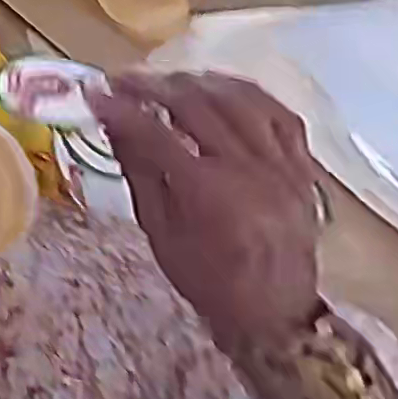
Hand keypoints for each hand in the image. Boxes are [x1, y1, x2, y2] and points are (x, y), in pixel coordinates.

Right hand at [91, 71, 320, 355]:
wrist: (277, 317)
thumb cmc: (207, 279)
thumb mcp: (158, 229)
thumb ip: (137, 168)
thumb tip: (112, 119)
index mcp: (210, 195)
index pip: (154, 133)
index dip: (119, 108)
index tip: (94, 91)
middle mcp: (250, 172)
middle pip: (196, 105)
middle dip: (152, 86)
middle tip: (124, 81)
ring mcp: (283, 167)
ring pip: (238, 99)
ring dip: (195, 82)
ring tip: (167, 81)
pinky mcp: (303, 168)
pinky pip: (279, 114)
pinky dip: (245, 93)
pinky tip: (219, 88)